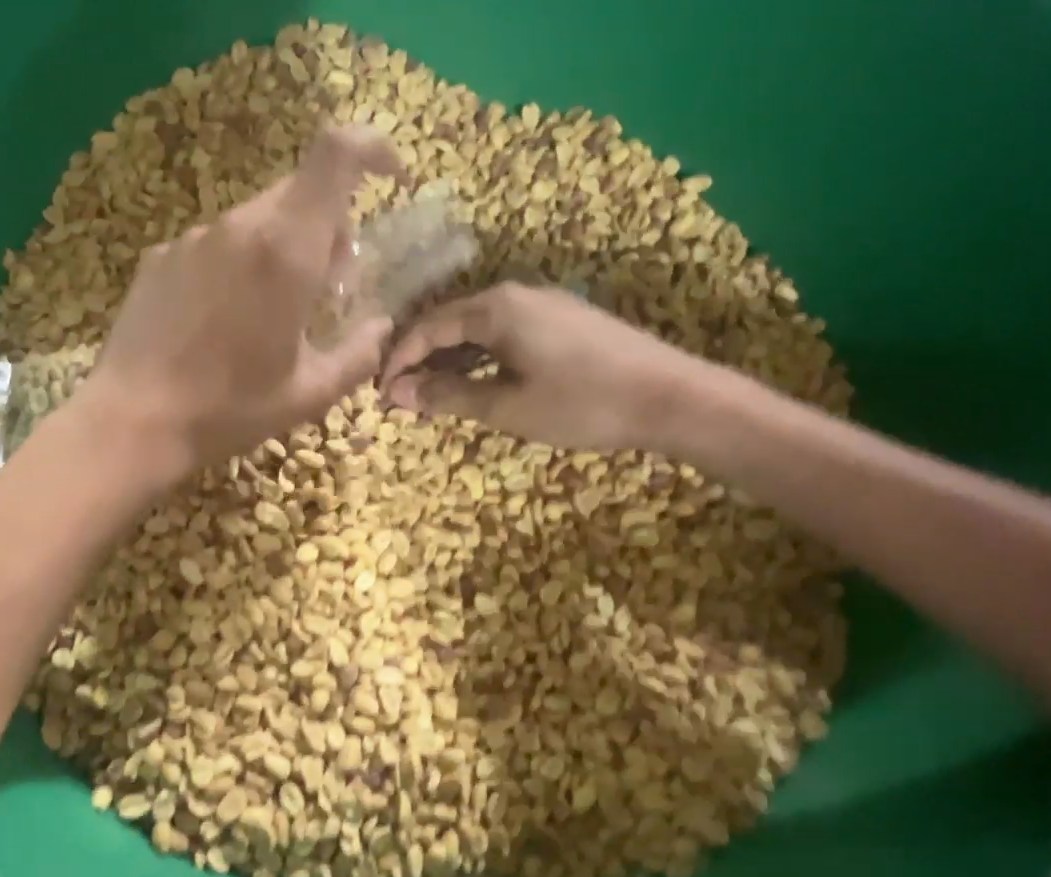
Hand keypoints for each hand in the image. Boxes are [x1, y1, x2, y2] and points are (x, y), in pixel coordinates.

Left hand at [72, 125, 402, 480]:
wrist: (133, 422)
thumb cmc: (229, 410)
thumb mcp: (310, 394)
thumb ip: (359, 353)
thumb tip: (380, 326)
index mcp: (286, 249)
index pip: (337, 153)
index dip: (373, 148)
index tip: (391, 179)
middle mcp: (239, 227)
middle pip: (300, 192)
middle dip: (328, 227)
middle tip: (328, 288)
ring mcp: (193, 239)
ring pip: (256, 221)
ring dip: (280, 250)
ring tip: (269, 316)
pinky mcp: (159, 257)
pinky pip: (215, 245)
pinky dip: (235, 267)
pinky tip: (220, 324)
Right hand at [379, 282, 712, 451]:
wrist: (671, 397)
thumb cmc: (582, 404)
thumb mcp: (507, 407)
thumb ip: (448, 397)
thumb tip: (396, 394)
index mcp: (497, 309)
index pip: (428, 328)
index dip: (398, 360)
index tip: (378, 394)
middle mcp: (517, 296)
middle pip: (451, 322)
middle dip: (420, 359)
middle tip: (399, 397)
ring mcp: (544, 306)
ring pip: (479, 329)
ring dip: (450, 361)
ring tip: (431, 397)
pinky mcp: (565, 323)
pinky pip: (505, 334)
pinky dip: (480, 358)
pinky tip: (476, 384)